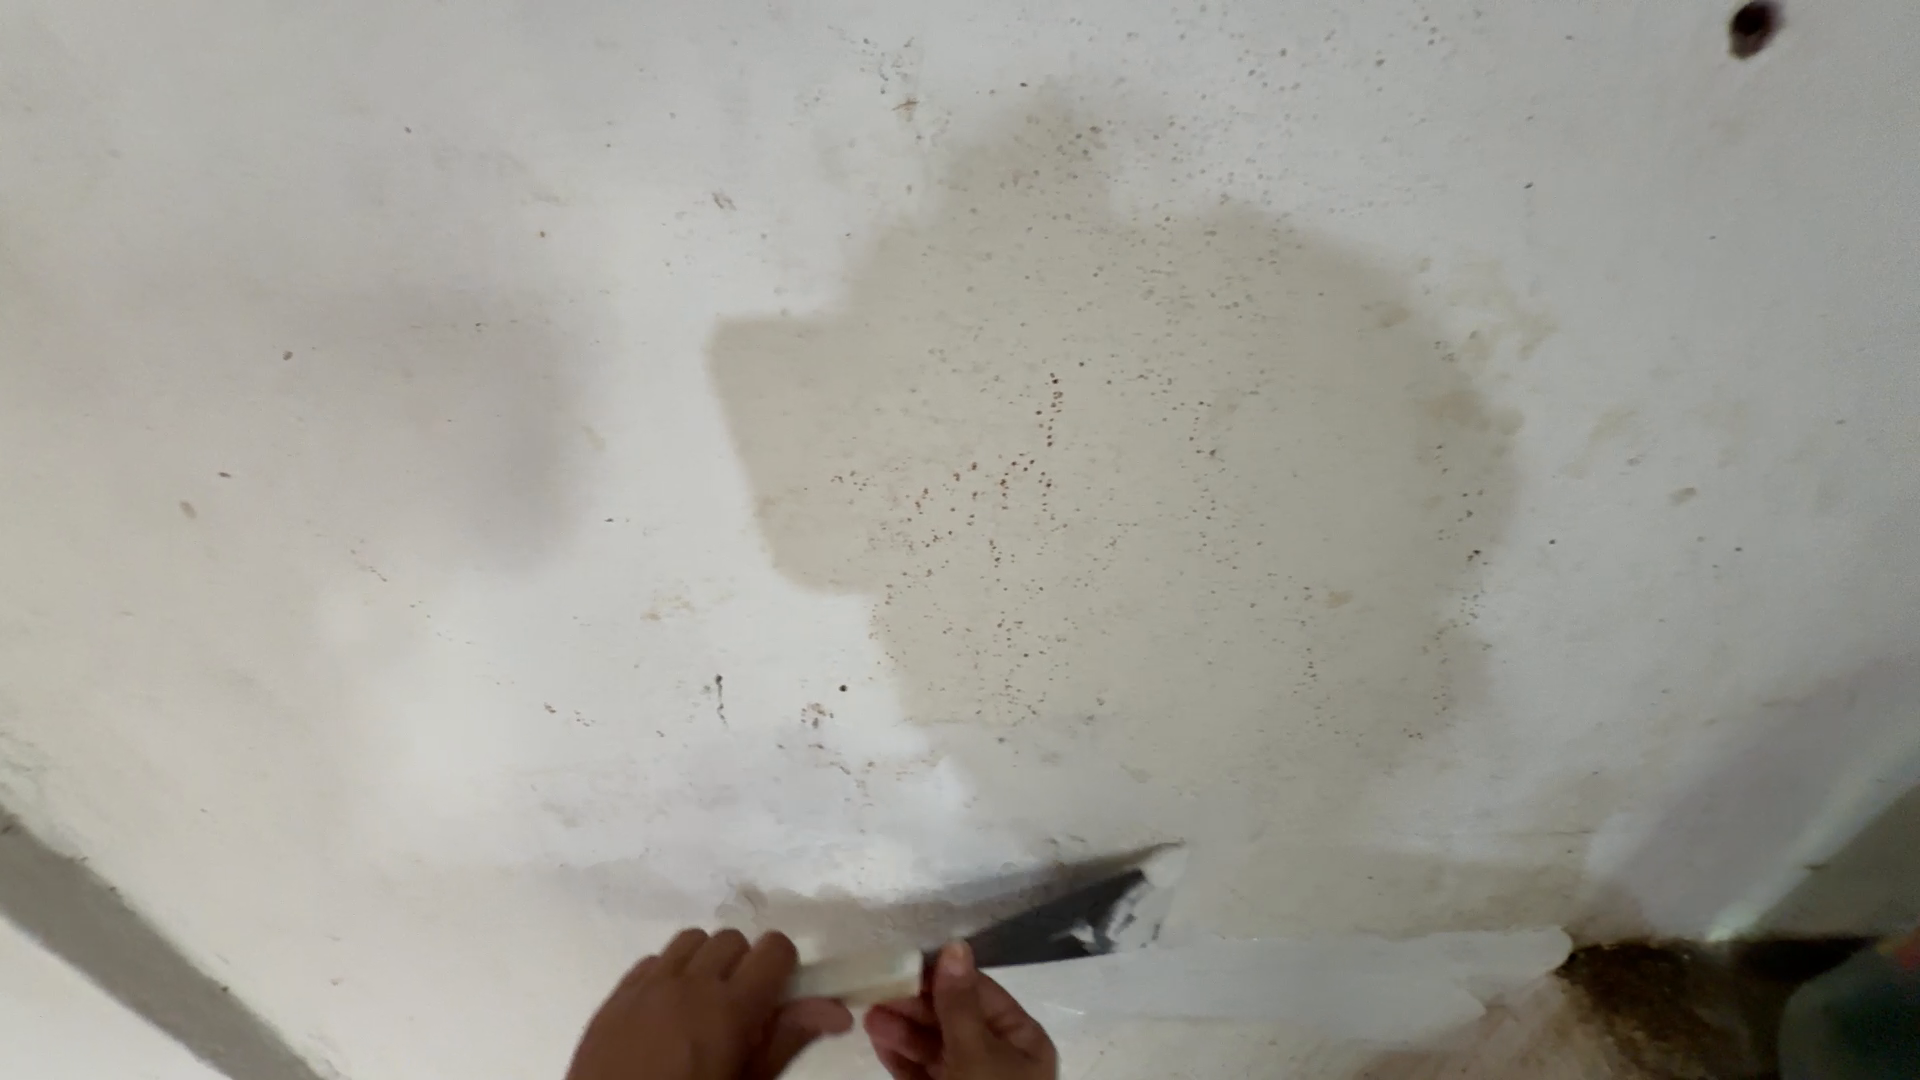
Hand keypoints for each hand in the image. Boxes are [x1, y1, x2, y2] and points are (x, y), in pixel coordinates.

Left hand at [566, 928, 853, 1079]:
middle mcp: (689, 984)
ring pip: (693, 940)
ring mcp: (647, 986)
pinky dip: (667, 975)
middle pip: (734, 939)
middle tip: (738, 1011)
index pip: (775, 948)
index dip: (782, 968)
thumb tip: (837, 1010)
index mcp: (729, 1009)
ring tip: (699, 1006)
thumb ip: (788, 1040)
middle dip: (743, 966)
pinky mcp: (615, 996)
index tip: (776, 997)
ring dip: (704, 964)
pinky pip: (653, 960)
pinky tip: (664, 1014)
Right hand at [864, 942, 1057, 1079]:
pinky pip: (925, 1076)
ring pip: (935, 1048)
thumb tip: (956, 944)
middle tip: (878, 992)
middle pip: (954, 1018)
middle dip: (916, 1006)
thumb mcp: (975, 1055)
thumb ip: (959, 1003)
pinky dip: (903, 1060)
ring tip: (870, 1016)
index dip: (942, 977)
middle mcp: (1001, 1060)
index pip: (980, 993)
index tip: (904, 965)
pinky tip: (879, 1040)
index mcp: (1023, 1041)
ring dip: (904, 1030)